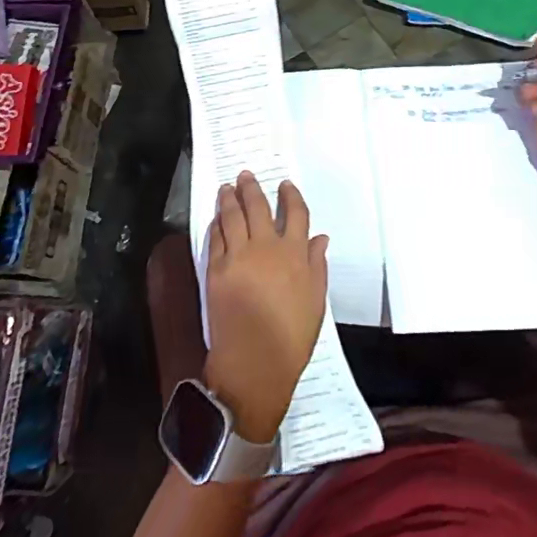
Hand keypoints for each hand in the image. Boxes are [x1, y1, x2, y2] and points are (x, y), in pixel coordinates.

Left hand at [203, 172, 328, 444]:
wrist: (255, 360)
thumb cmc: (293, 334)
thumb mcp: (316, 299)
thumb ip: (317, 265)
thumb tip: (319, 239)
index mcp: (295, 254)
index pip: (295, 214)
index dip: (291, 196)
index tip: (286, 185)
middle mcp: (266, 248)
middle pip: (258, 208)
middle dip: (253, 188)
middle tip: (247, 176)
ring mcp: (238, 257)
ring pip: (233, 217)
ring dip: (230, 199)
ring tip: (228, 187)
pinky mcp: (216, 269)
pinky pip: (216, 238)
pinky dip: (217, 224)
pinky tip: (217, 218)